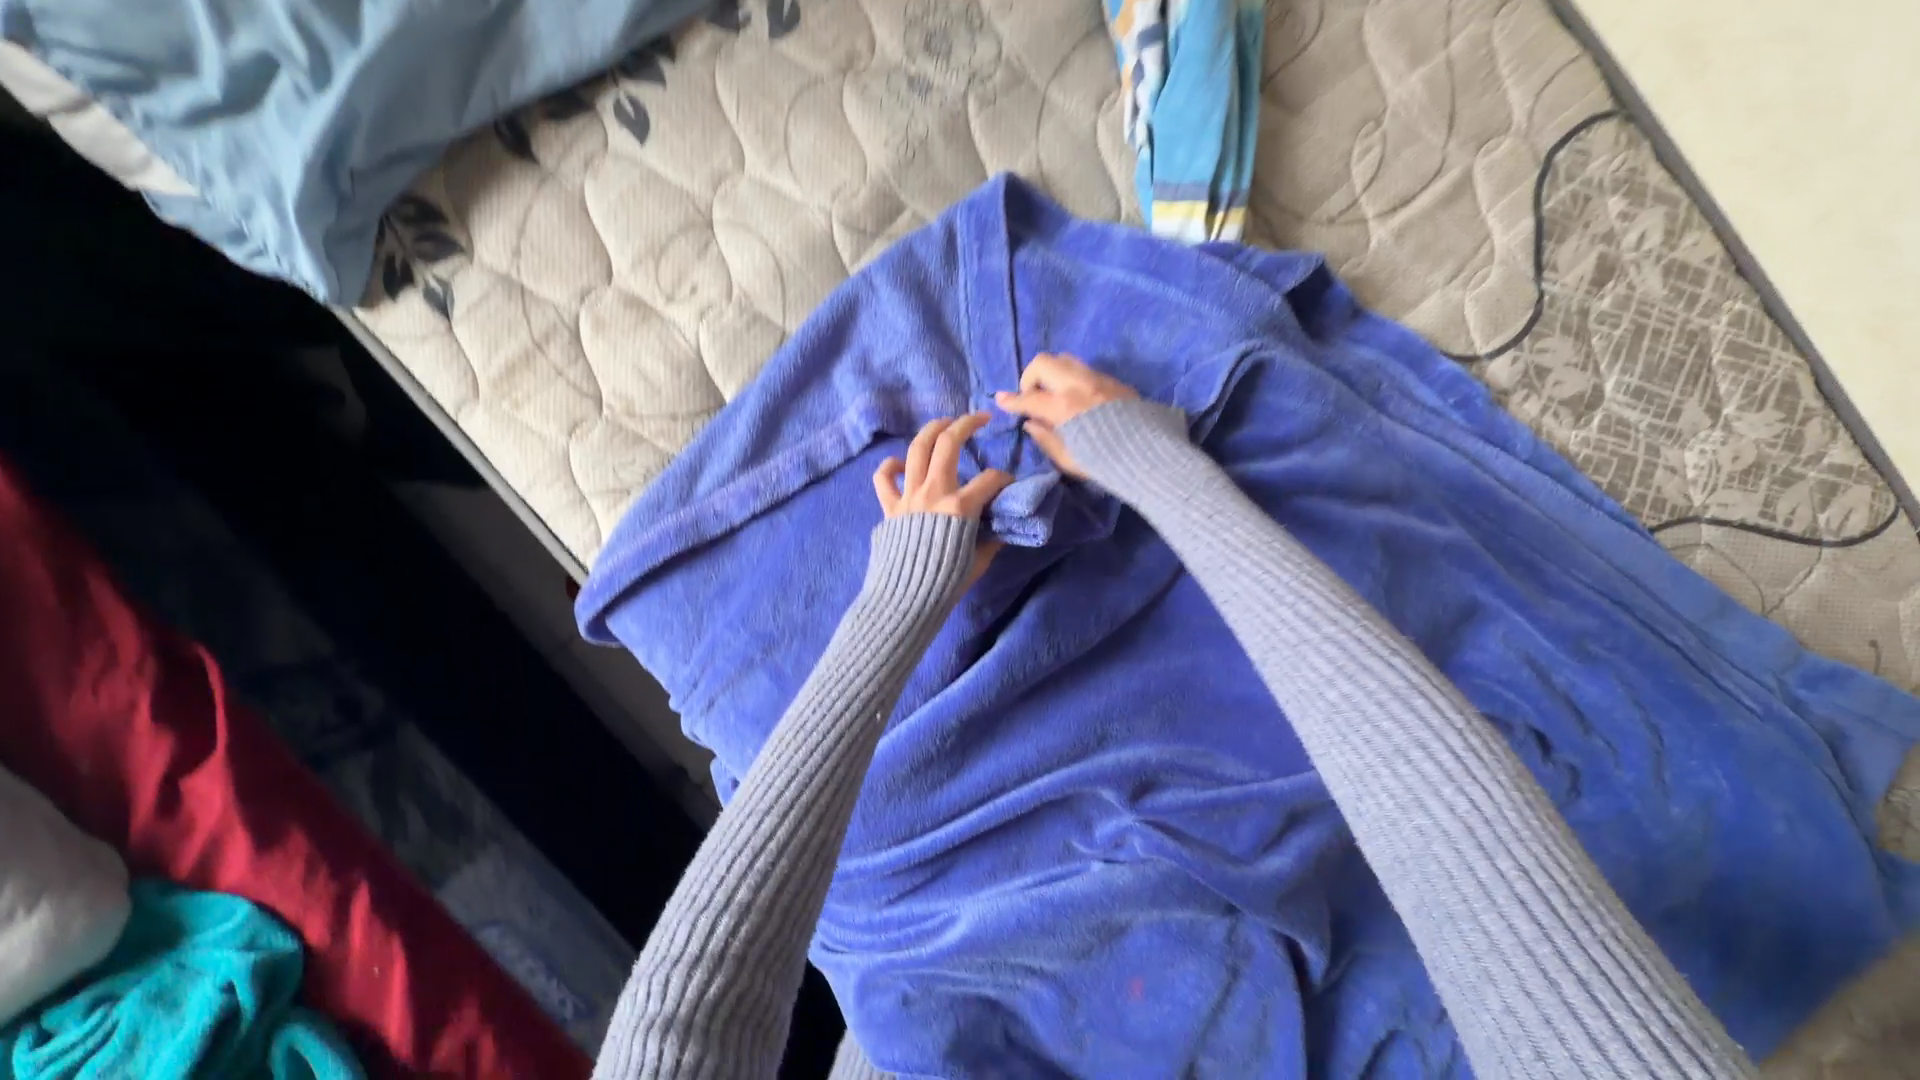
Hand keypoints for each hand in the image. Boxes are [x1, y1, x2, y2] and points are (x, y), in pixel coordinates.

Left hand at [872, 412, 1014, 585]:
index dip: (1004, 479)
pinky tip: (900, 463)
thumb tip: (1000, 526)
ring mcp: (908, 497)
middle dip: (967, 424)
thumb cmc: (945, 585)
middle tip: (979, 419)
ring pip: (917, 449)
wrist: (905, 601)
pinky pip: (884, 478)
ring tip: (944, 423)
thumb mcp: (978, 561)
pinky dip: (891, 466)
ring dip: (931, 430)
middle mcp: (933, 493)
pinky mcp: (889, 508)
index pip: (990, 479)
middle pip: (948, 444)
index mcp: (959, 507)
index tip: (1008, 484)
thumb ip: (990, 538)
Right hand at [993, 353, 1138, 477]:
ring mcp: (1097, 379)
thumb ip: (1046, 438)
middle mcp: (1077, 384)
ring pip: (1064, 360)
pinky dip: (1071, 379)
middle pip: (1043, 363)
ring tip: (1053, 394)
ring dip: (1052, 373)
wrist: (1148, 454)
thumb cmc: (1103, 463)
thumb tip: (1031, 423)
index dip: (1011, 401)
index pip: (1028, 398)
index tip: (1000, 399)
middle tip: (1032, 397)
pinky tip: (1077, 398)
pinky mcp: (1113, 381)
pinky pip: (1084, 370)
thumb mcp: (1068, 458)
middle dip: (1031, 378)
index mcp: (1063, 406)